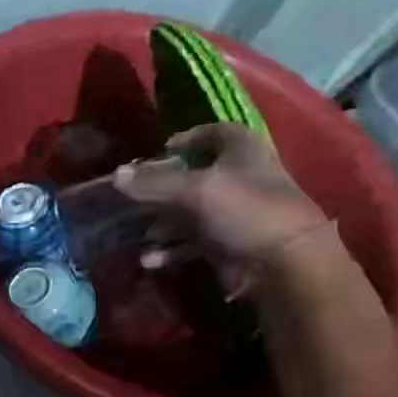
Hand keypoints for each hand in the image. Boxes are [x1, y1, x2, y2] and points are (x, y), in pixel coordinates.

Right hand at [114, 123, 327, 260]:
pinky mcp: (226, 244)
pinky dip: (171, 251)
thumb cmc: (243, 210)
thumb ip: (152, 183)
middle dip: (161, 189)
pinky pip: (191, 243)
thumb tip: (116, 176)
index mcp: (241, 150)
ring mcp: (232, 213)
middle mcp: (238, 177)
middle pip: (192, 176)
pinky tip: (150, 260)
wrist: (281, 264)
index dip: (186, 139)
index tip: (159, 152)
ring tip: (142, 236)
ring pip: (188, 213)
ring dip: (162, 225)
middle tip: (134, 198)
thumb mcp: (194, 190)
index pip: (212, 133)